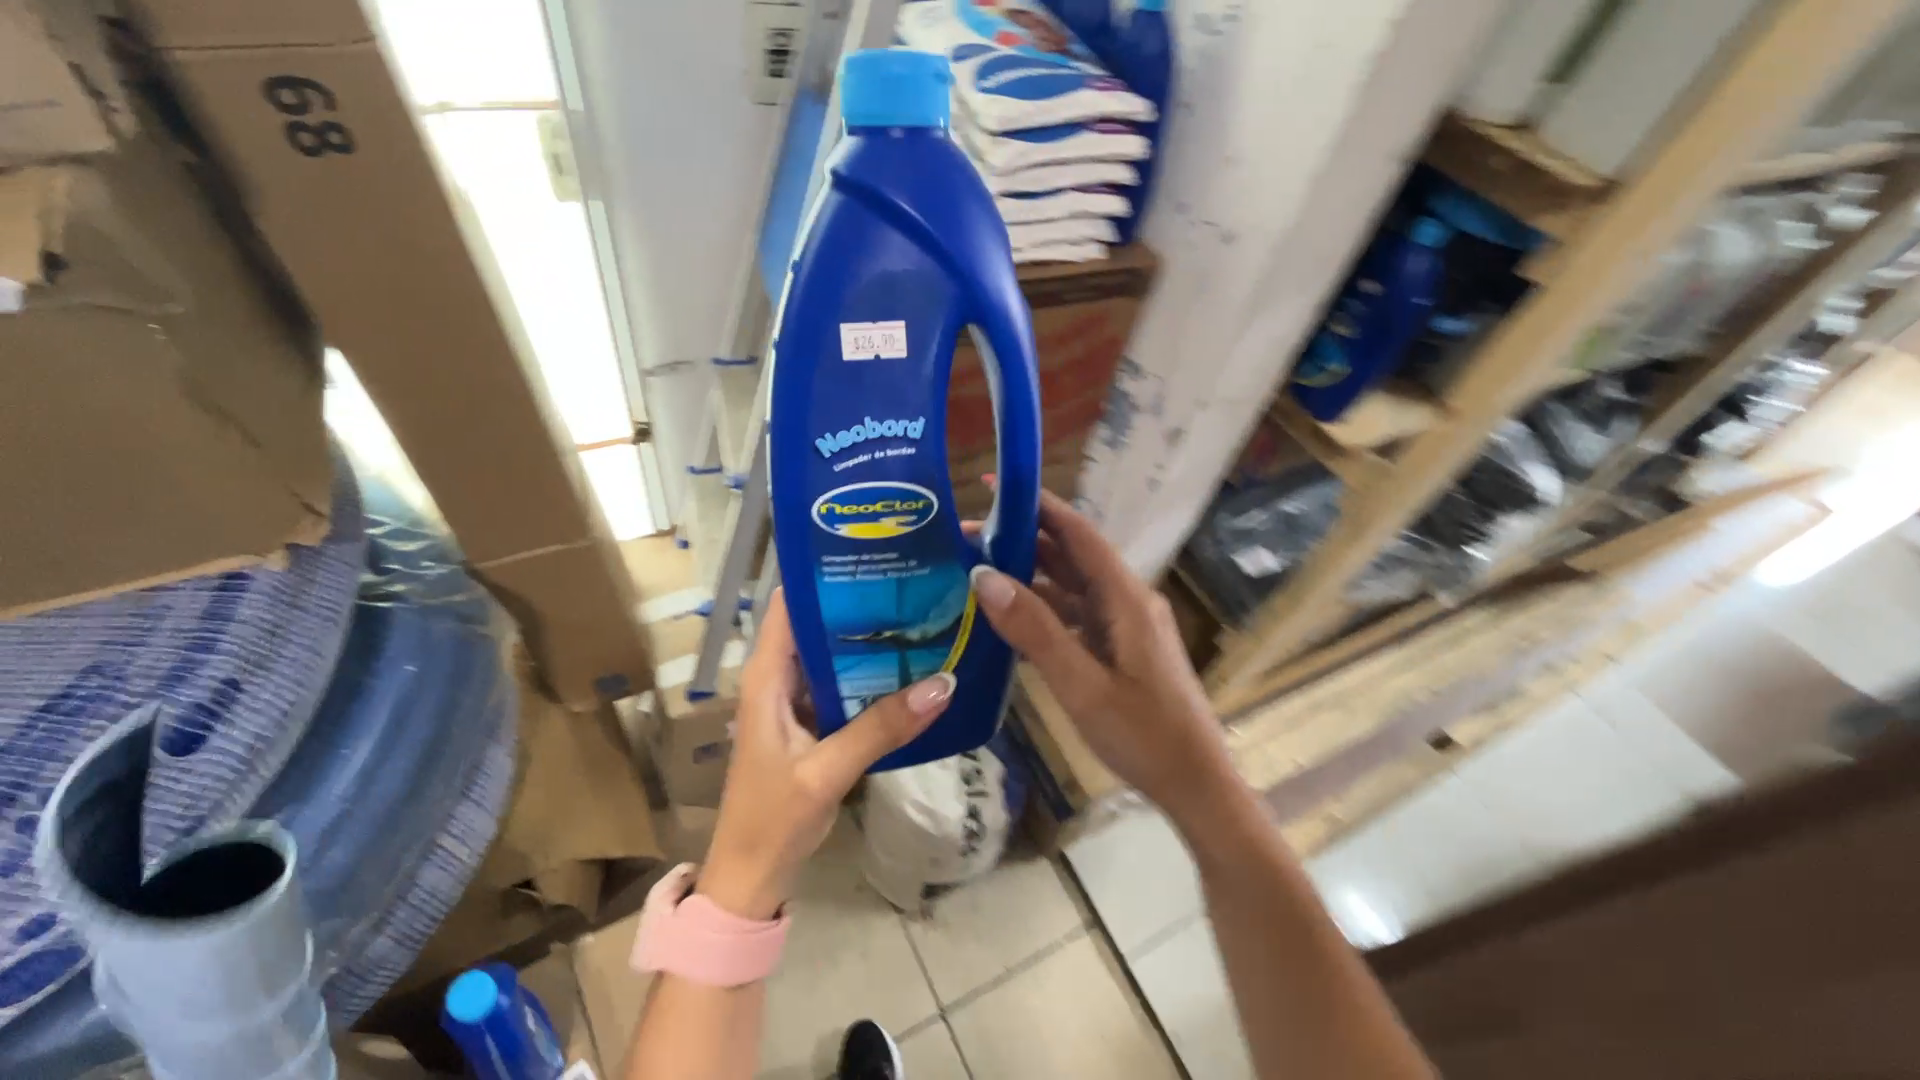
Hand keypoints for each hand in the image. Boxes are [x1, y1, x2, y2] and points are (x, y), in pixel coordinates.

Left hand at [698, 590, 955, 919]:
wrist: (750, 876)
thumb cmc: (772, 819)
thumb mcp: (827, 771)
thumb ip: (882, 728)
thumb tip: (944, 683)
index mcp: (766, 676)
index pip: (788, 604)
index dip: (823, 573)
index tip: (873, 551)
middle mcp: (777, 679)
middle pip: (816, 623)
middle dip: (860, 601)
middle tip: (916, 579)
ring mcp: (794, 703)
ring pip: (832, 655)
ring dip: (868, 638)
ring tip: (921, 612)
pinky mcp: (810, 725)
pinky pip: (842, 686)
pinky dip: (870, 674)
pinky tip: (909, 668)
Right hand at [969, 490, 1239, 826]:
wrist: (1195, 783)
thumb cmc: (1144, 735)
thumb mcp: (1082, 685)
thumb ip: (1034, 631)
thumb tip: (984, 577)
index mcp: (1125, 599)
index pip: (1077, 534)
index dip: (1037, 504)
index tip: (993, 486)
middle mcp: (1127, 602)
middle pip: (1071, 556)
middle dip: (1021, 539)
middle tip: (965, 533)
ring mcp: (1126, 627)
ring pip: (1072, 587)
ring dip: (1029, 575)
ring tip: (976, 569)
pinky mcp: (1122, 650)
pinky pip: (1077, 616)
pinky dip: (1043, 610)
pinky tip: (1009, 616)